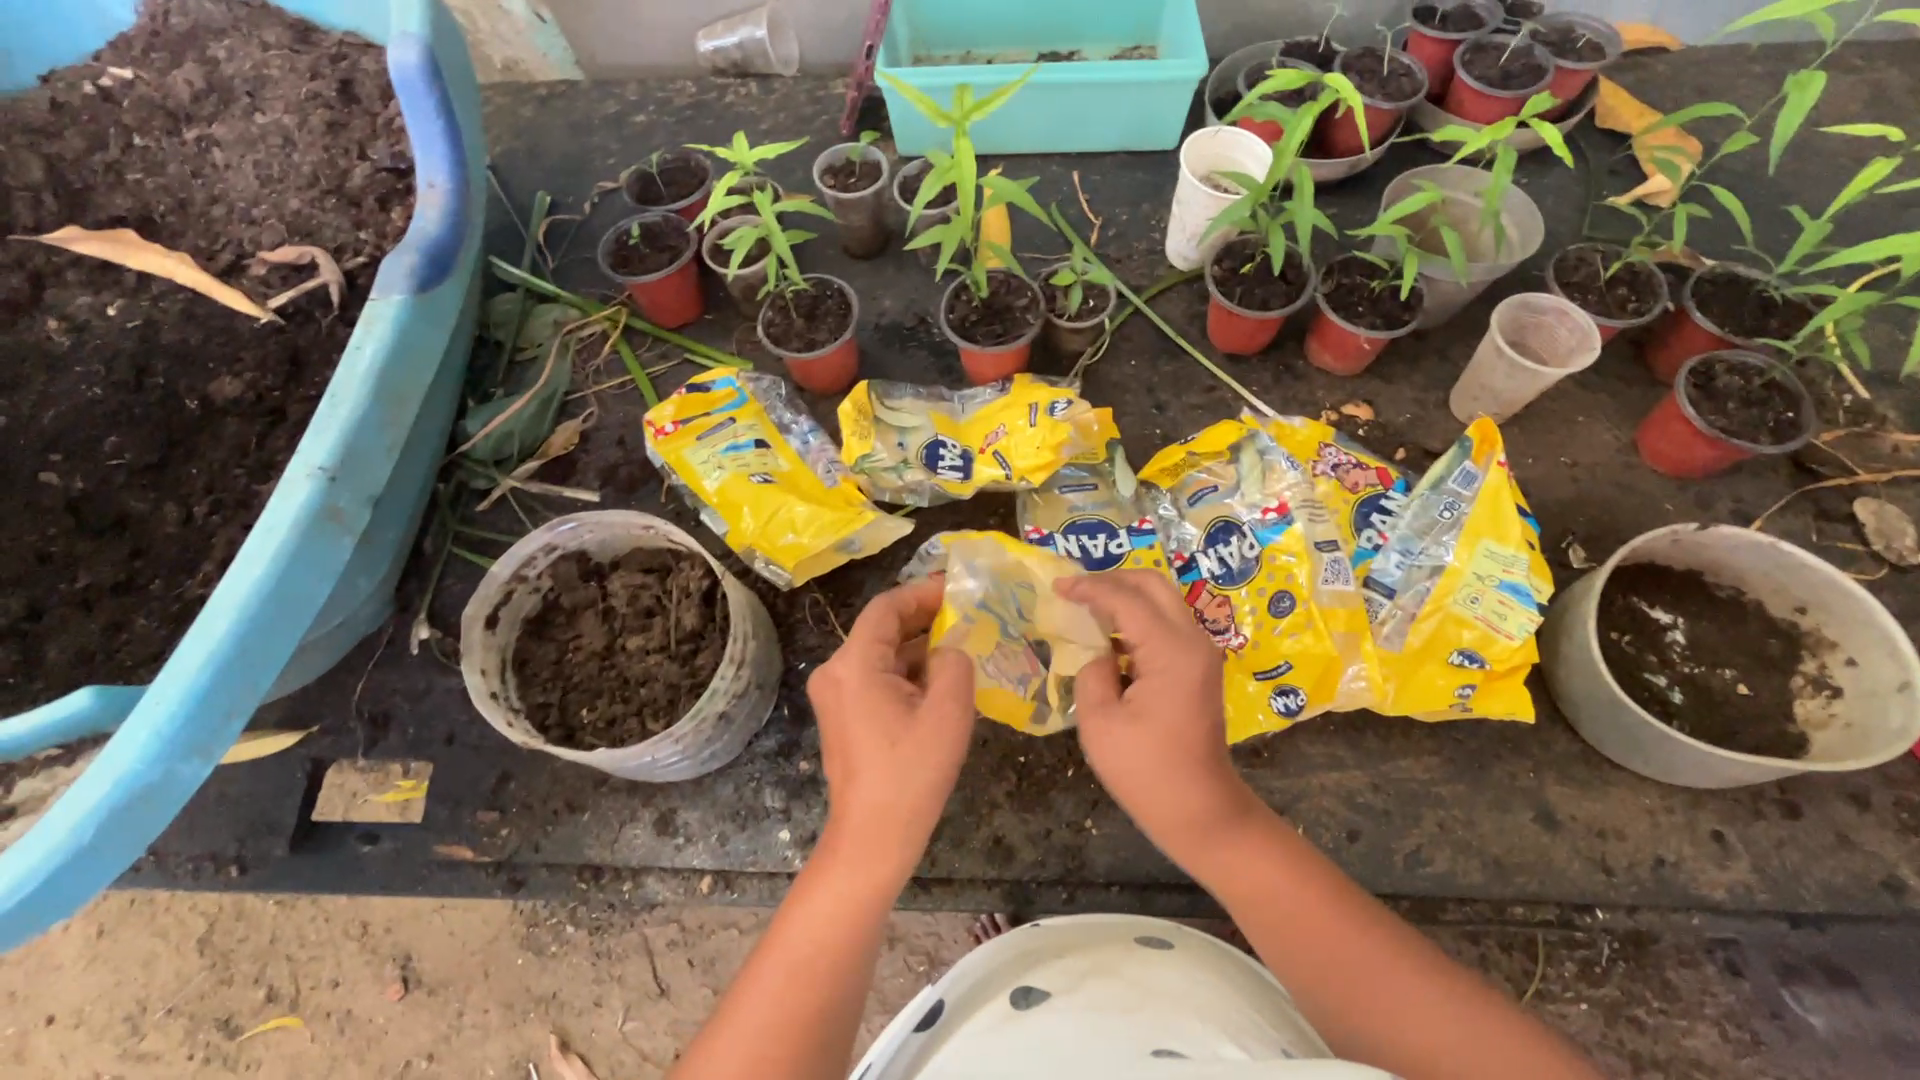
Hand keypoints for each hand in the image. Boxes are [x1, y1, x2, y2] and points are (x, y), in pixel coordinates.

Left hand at [807, 578, 975, 881]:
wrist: (874, 836)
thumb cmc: (912, 773)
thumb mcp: (948, 712)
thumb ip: (955, 663)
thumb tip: (950, 647)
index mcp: (854, 665)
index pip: (886, 608)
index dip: (923, 593)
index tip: (958, 588)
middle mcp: (835, 672)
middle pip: (881, 629)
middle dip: (924, 619)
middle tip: (967, 614)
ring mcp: (834, 696)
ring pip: (880, 655)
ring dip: (918, 648)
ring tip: (962, 645)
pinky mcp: (842, 716)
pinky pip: (875, 679)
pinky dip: (906, 673)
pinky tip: (939, 680)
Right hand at [1055, 570, 1262, 862]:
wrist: (1199, 809)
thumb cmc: (1145, 771)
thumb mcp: (1100, 722)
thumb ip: (1092, 672)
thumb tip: (1098, 653)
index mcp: (1171, 651)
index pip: (1126, 599)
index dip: (1089, 587)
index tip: (1057, 586)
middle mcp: (1194, 641)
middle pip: (1153, 584)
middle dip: (1111, 580)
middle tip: (1074, 590)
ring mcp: (1201, 653)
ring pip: (1163, 601)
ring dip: (1126, 597)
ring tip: (1086, 608)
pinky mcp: (1199, 667)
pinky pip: (1167, 624)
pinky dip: (1137, 618)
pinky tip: (1109, 635)